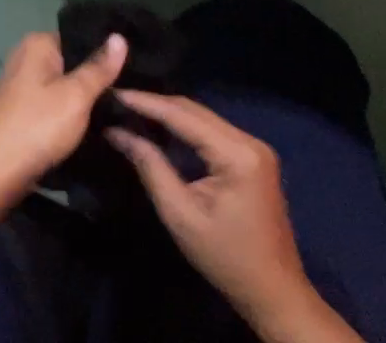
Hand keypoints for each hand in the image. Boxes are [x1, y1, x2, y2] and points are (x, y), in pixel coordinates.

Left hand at [0, 32, 127, 197]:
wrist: (0, 168)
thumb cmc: (39, 125)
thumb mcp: (76, 95)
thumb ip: (98, 68)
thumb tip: (119, 37)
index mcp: (37, 44)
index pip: (80, 38)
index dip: (107, 52)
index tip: (137, 66)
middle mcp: (27, 56)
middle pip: (73, 61)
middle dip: (98, 75)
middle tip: (136, 88)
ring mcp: (24, 82)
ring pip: (66, 82)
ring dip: (88, 94)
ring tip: (124, 102)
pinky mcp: (26, 106)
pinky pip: (57, 99)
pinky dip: (74, 107)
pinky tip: (98, 118)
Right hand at [109, 92, 336, 337]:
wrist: (274, 291)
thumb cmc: (225, 256)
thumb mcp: (179, 213)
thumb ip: (149, 165)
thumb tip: (115, 131)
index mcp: (237, 154)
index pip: (182, 115)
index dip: (144, 102)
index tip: (111, 93)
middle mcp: (250, 142)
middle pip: (193, 110)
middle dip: (153, 103)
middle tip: (115, 99)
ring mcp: (254, 149)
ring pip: (201, 117)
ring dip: (166, 112)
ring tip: (129, 109)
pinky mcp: (252, 158)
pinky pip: (210, 130)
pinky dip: (182, 126)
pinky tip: (157, 126)